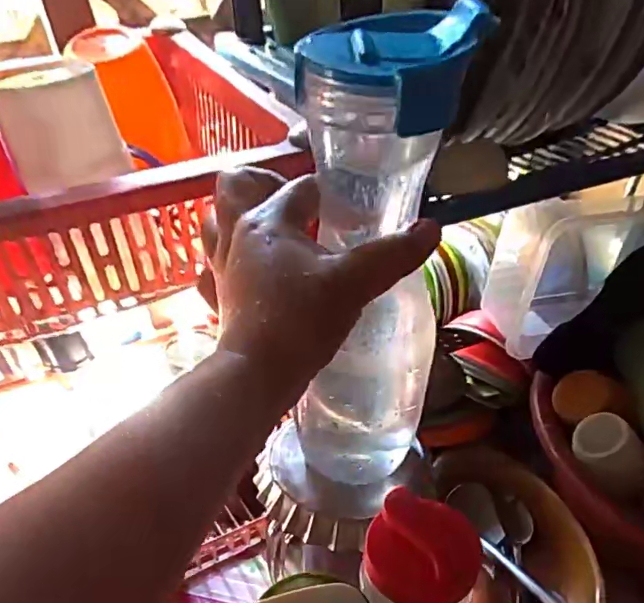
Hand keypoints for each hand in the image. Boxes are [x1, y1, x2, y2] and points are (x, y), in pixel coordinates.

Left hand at [199, 167, 439, 389]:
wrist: (257, 376)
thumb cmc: (301, 323)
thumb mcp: (354, 285)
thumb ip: (391, 255)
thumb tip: (430, 229)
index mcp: (268, 220)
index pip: (300, 188)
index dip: (326, 191)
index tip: (345, 206)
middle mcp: (238, 236)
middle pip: (235, 186)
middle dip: (262, 184)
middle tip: (293, 209)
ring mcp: (223, 270)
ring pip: (216, 226)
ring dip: (237, 221)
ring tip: (270, 236)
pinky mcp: (219, 302)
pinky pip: (213, 272)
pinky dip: (226, 267)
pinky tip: (245, 276)